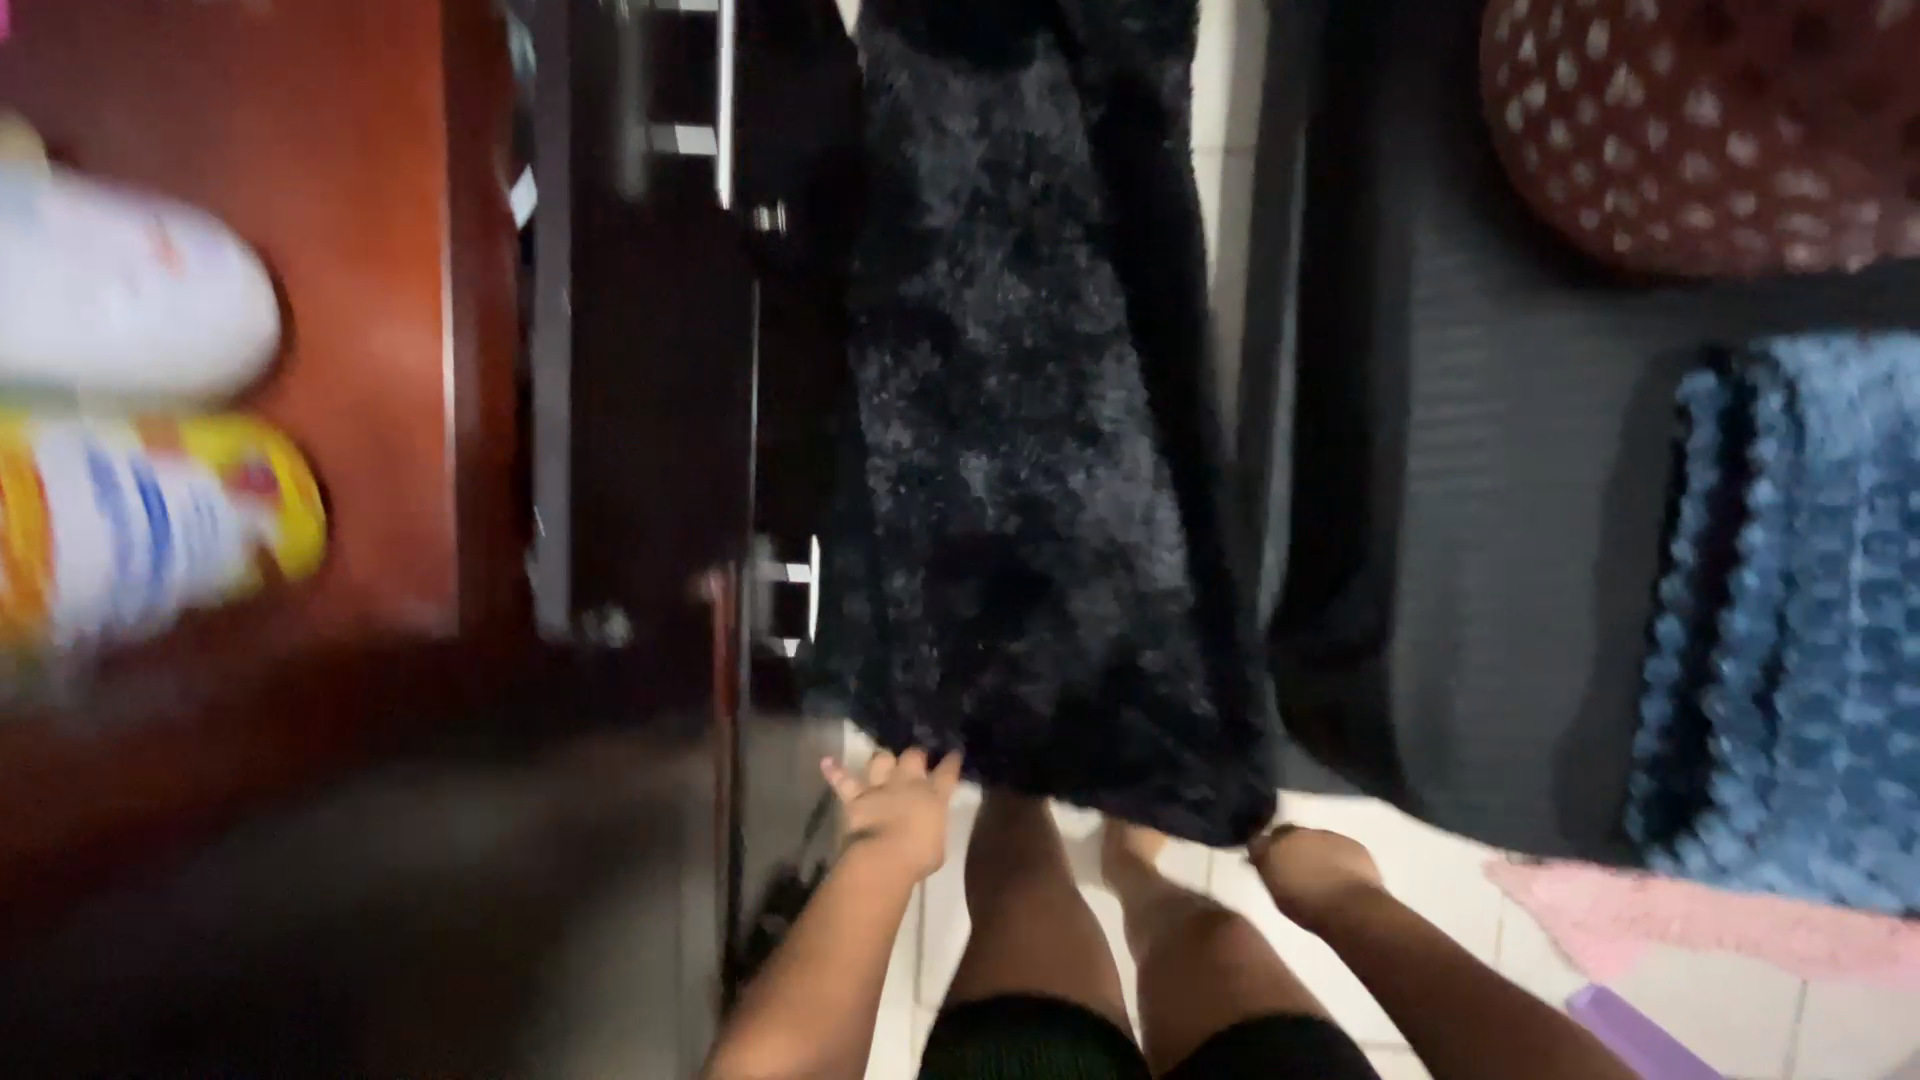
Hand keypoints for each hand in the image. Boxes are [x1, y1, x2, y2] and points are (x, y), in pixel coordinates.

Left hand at [822, 747, 963, 882]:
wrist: (884, 858)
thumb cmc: (919, 857)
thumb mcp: (939, 847)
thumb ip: (934, 829)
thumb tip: (930, 826)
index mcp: (934, 795)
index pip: (947, 771)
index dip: (951, 760)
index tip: (954, 753)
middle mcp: (907, 783)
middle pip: (913, 755)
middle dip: (916, 754)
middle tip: (917, 757)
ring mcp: (880, 787)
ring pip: (881, 759)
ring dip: (882, 759)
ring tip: (883, 760)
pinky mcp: (856, 796)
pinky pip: (843, 780)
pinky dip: (835, 771)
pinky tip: (826, 761)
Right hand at [1248, 825, 1386, 935]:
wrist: (1351, 907)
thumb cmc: (1307, 908)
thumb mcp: (1277, 893)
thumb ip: (1268, 872)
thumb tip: (1261, 861)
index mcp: (1271, 848)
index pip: (1258, 842)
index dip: (1262, 852)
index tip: (1265, 864)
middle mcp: (1295, 834)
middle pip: (1285, 834)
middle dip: (1287, 846)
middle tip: (1295, 867)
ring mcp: (1324, 835)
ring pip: (1313, 838)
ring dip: (1313, 849)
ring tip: (1322, 872)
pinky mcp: (1350, 842)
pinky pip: (1338, 845)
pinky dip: (1336, 855)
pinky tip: (1342, 872)